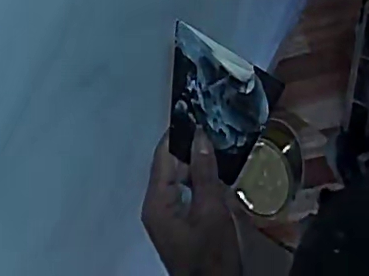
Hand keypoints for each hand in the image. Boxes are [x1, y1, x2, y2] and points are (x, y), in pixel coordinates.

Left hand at [140, 132, 242, 275]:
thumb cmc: (211, 255)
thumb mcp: (211, 210)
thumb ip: (204, 171)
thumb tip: (200, 134)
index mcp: (156, 202)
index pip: (162, 156)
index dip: (178, 134)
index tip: (195, 113)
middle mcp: (154, 206)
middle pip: (168, 165)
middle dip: (188, 147)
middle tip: (210, 127)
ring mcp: (165, 217)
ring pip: (176, 177)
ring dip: (194, 163)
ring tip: (214, 144)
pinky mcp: (177, 224)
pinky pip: (183, 191)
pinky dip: (196, 179)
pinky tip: (213, 172)